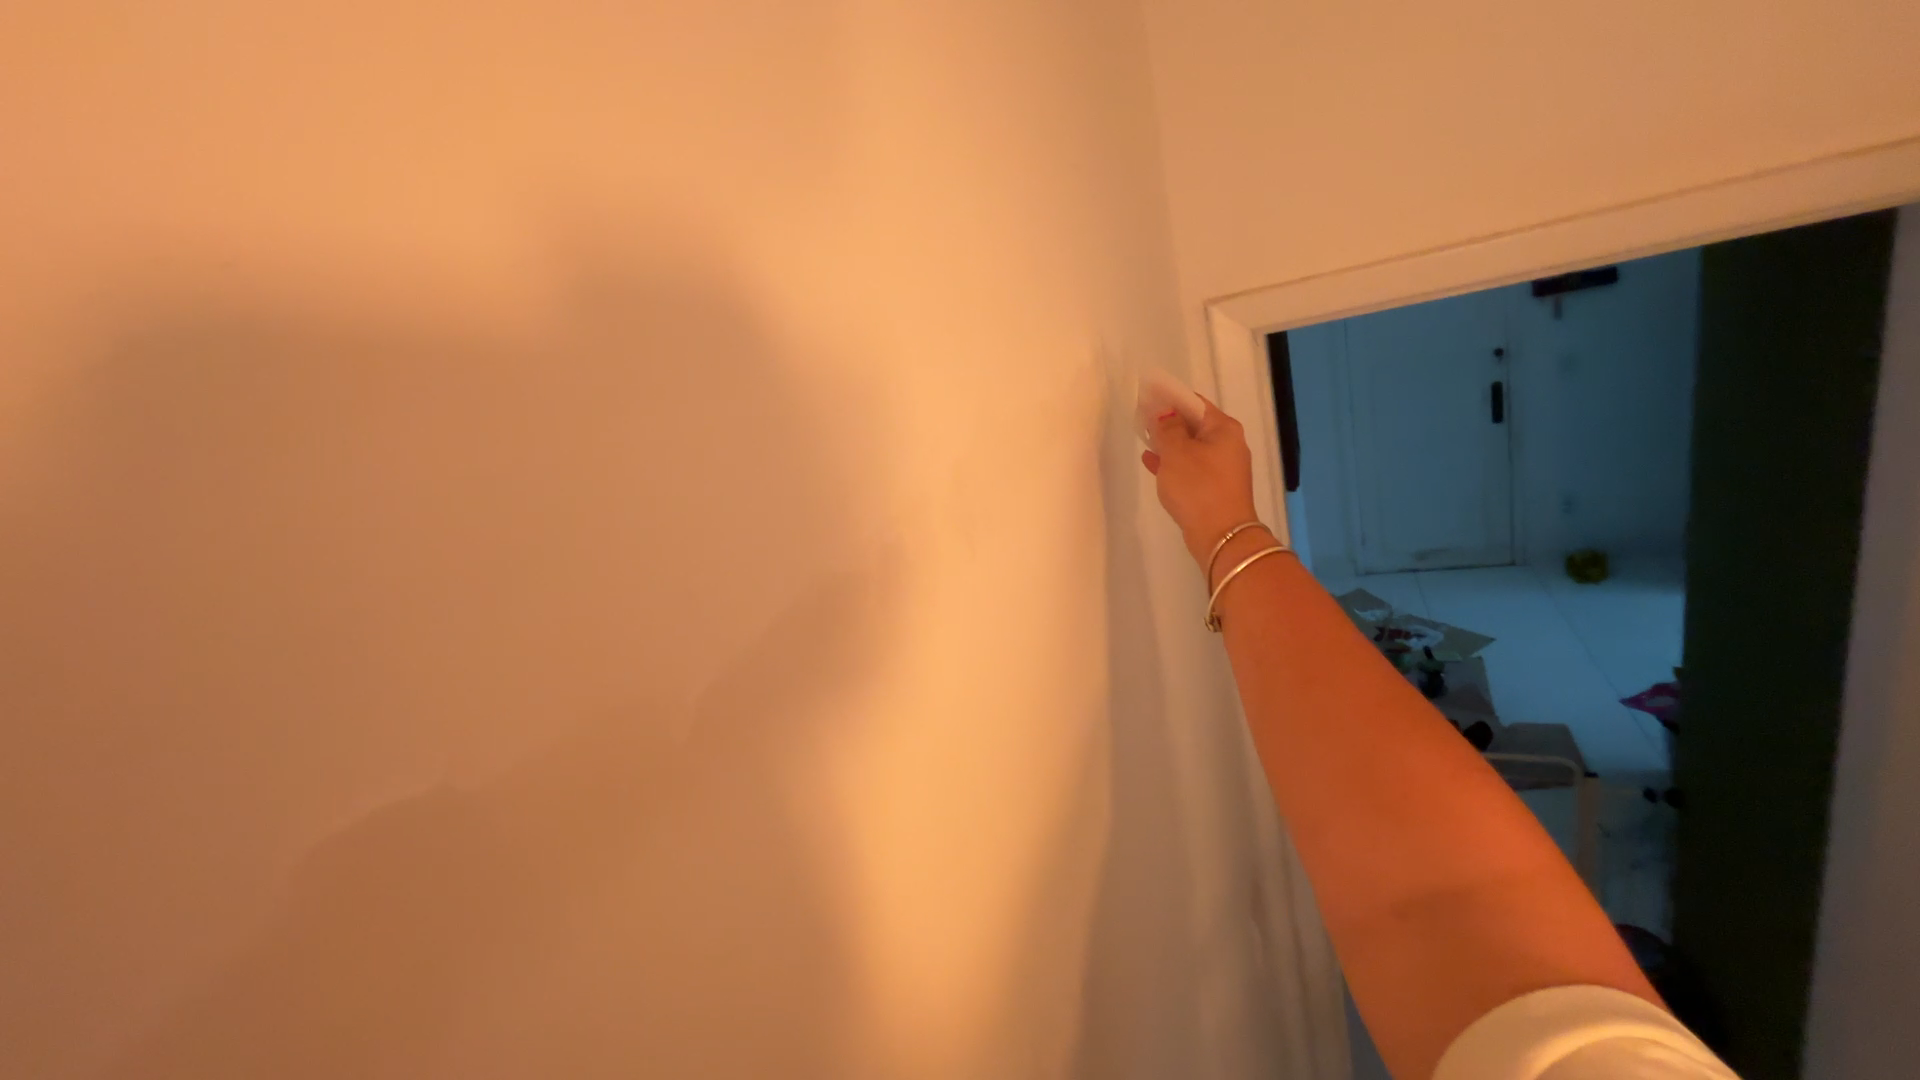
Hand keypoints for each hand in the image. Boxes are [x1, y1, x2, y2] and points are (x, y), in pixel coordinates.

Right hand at [1140, 398, 1262, 565]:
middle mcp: (1227, 444)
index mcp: (1223, 429)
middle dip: (1168, 419)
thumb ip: (1167, 428)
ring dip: (1168, 441)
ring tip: (1143, 436)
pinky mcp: (1214, 488)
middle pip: (1194, 423)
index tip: (1146, 394)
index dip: (1169, 397)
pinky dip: (1172, 462)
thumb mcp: (1177, 453)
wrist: (1221, 536)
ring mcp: (1222, 468)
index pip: (1194, 402)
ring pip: (1190, 446)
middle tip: (1141, 414)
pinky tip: (1152, 462)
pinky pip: (1190, 467)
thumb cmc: (1198, 487)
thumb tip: (1163, 411)